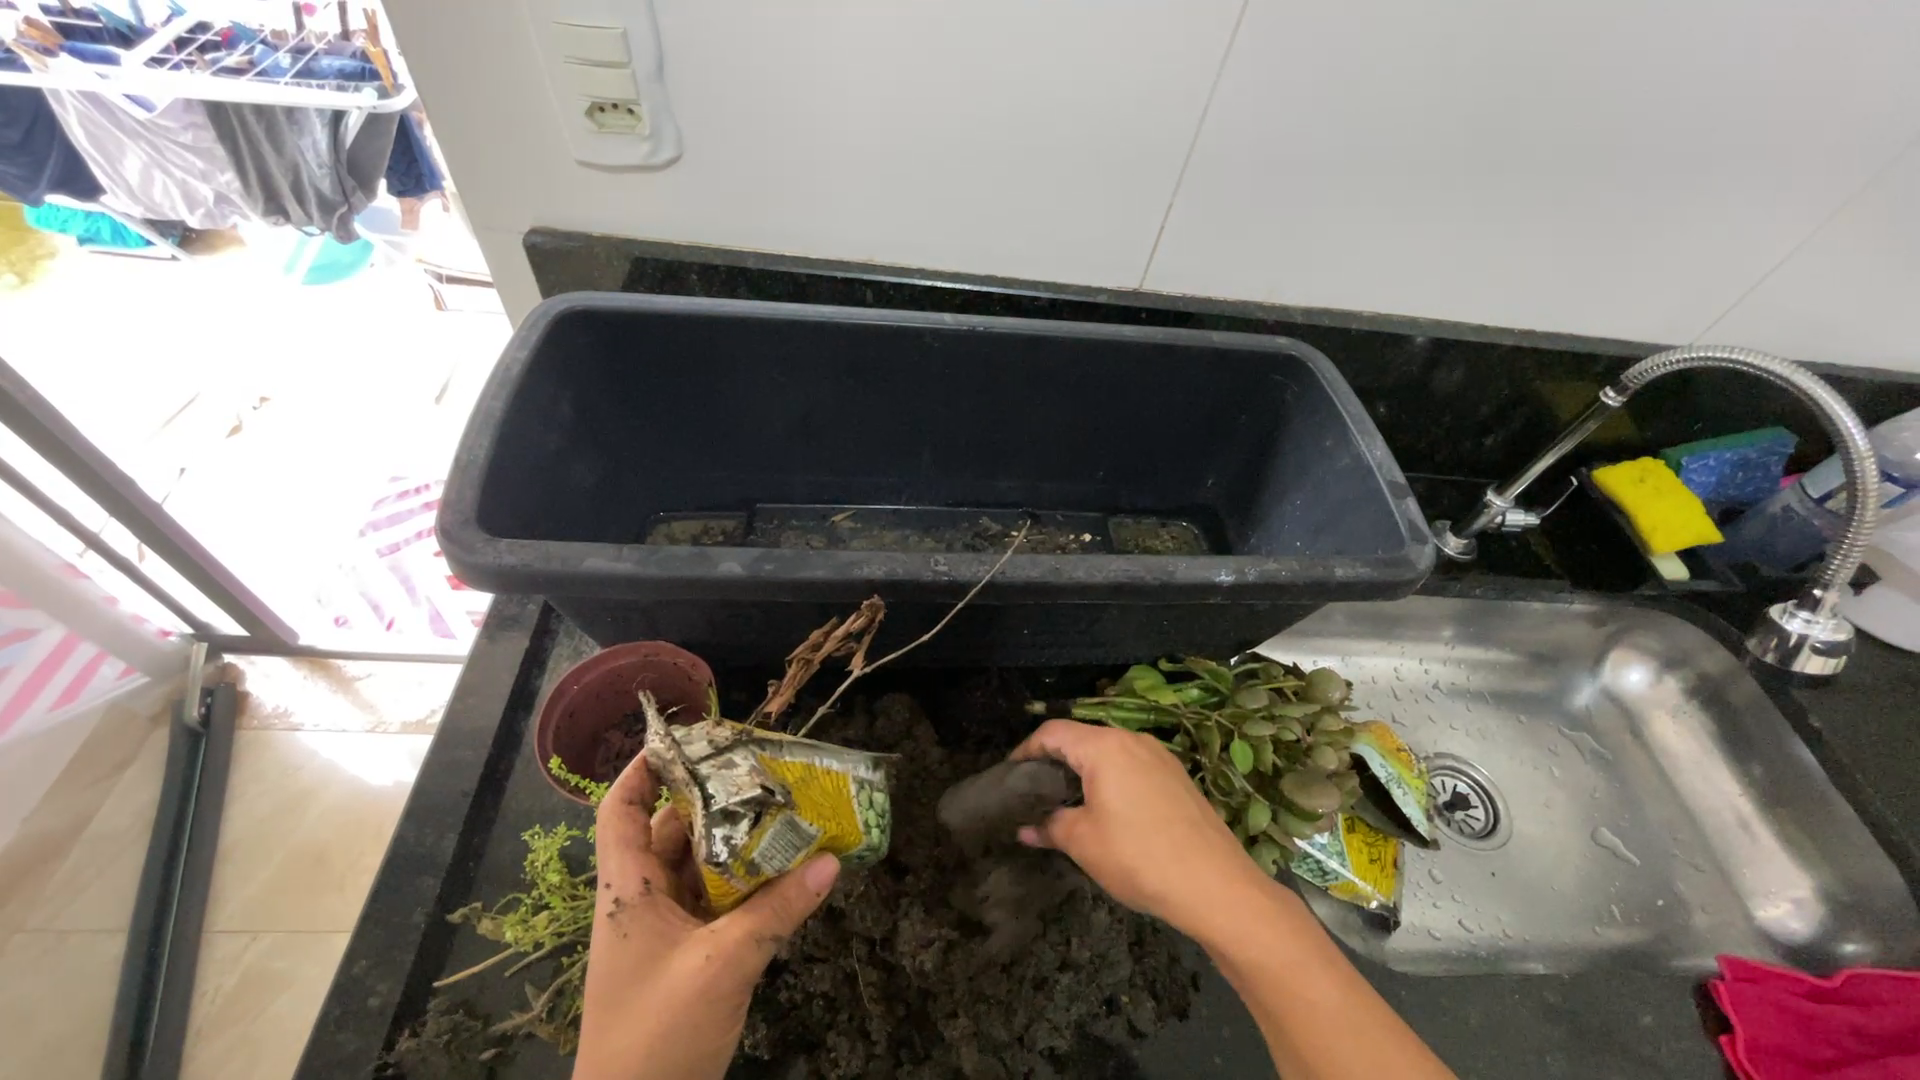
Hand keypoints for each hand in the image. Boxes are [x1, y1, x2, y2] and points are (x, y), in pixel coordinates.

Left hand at [573, 752, 840, 1079]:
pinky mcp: (688, 960)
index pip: (622, 810)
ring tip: (786, 812)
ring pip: (701, 869)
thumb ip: (777, 911)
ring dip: (739, 845)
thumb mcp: (723, 965)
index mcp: (627, 890)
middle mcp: (643, 901)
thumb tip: (831, 862)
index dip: (645, 768)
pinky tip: (787, 874)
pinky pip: (718, 905)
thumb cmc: (657, 1031)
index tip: (688, 739)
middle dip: (716, 800)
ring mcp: (665, 933)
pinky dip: (748, 887)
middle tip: (765, 772)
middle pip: (674, 831)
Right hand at [1011, 719, 1264, 937]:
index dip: (1026, 750)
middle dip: (1055, 761)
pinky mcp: (1178, 777)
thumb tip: (1025, 828)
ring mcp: (1160, 757)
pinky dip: (1111, 780)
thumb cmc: (1139, 858)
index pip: (1053, 733)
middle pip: (1082, 738)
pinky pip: (1133, 766)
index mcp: (1105, 747)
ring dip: (1084, 771)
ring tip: (1066, 803)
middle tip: (1034, 791)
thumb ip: (1050, 826)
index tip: (1009, 776)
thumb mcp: (1083, 843)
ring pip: (1110, 753)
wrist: (1216, 886)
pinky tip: (1106, 811)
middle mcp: (1133, 740)